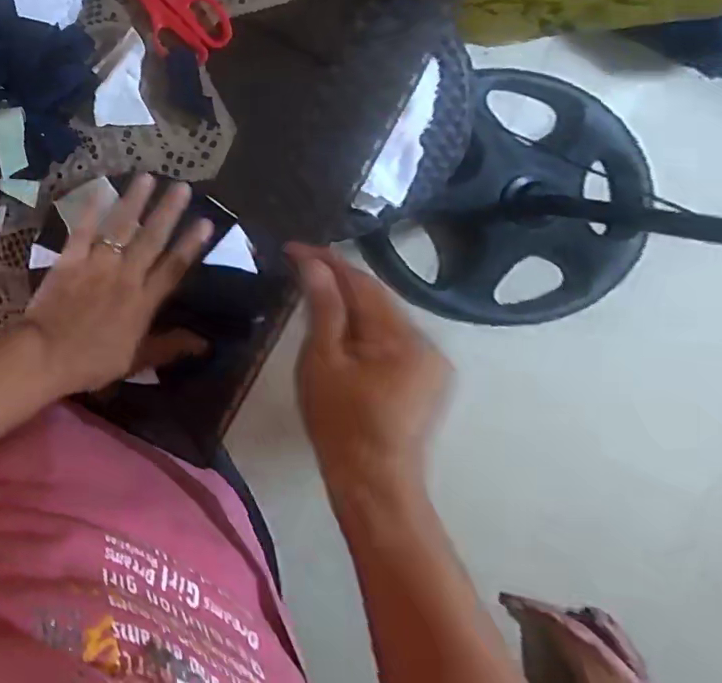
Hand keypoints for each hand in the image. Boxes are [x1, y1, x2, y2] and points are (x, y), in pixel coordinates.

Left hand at [21, 174, 213, 394]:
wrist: (46, 353)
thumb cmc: (91, 361)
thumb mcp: (135, 360)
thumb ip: (168, 346)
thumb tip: (203, 342)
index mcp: (143, 302)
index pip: (174, 268)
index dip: (191, 244)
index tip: (206, 222)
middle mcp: (124, 277)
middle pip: (151, 240)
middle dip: (168, 212)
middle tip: (182, 187)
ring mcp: (95, 265)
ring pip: (120, 228)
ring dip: (135, 202)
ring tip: (148, 178)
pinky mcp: (68, 260)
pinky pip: (82, 231)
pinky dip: (92, 210)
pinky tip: (100, 190)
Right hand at [287, 244, 451, 494]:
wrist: (372, 474)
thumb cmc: (339, 414)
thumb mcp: (322, 357)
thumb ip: (323, 309)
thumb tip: (315, 265)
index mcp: (403, 339)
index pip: (363, 284)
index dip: (327, 261)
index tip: (291, 246)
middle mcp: (427, 346)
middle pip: (378, 299)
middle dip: (338, 277)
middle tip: (296, 261)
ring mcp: (430, 365)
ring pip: (383, 317)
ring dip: (349, 299)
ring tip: (311, 285)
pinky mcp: (423, 380)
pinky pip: (388, 337)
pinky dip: (361, 322)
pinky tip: (336, 321)